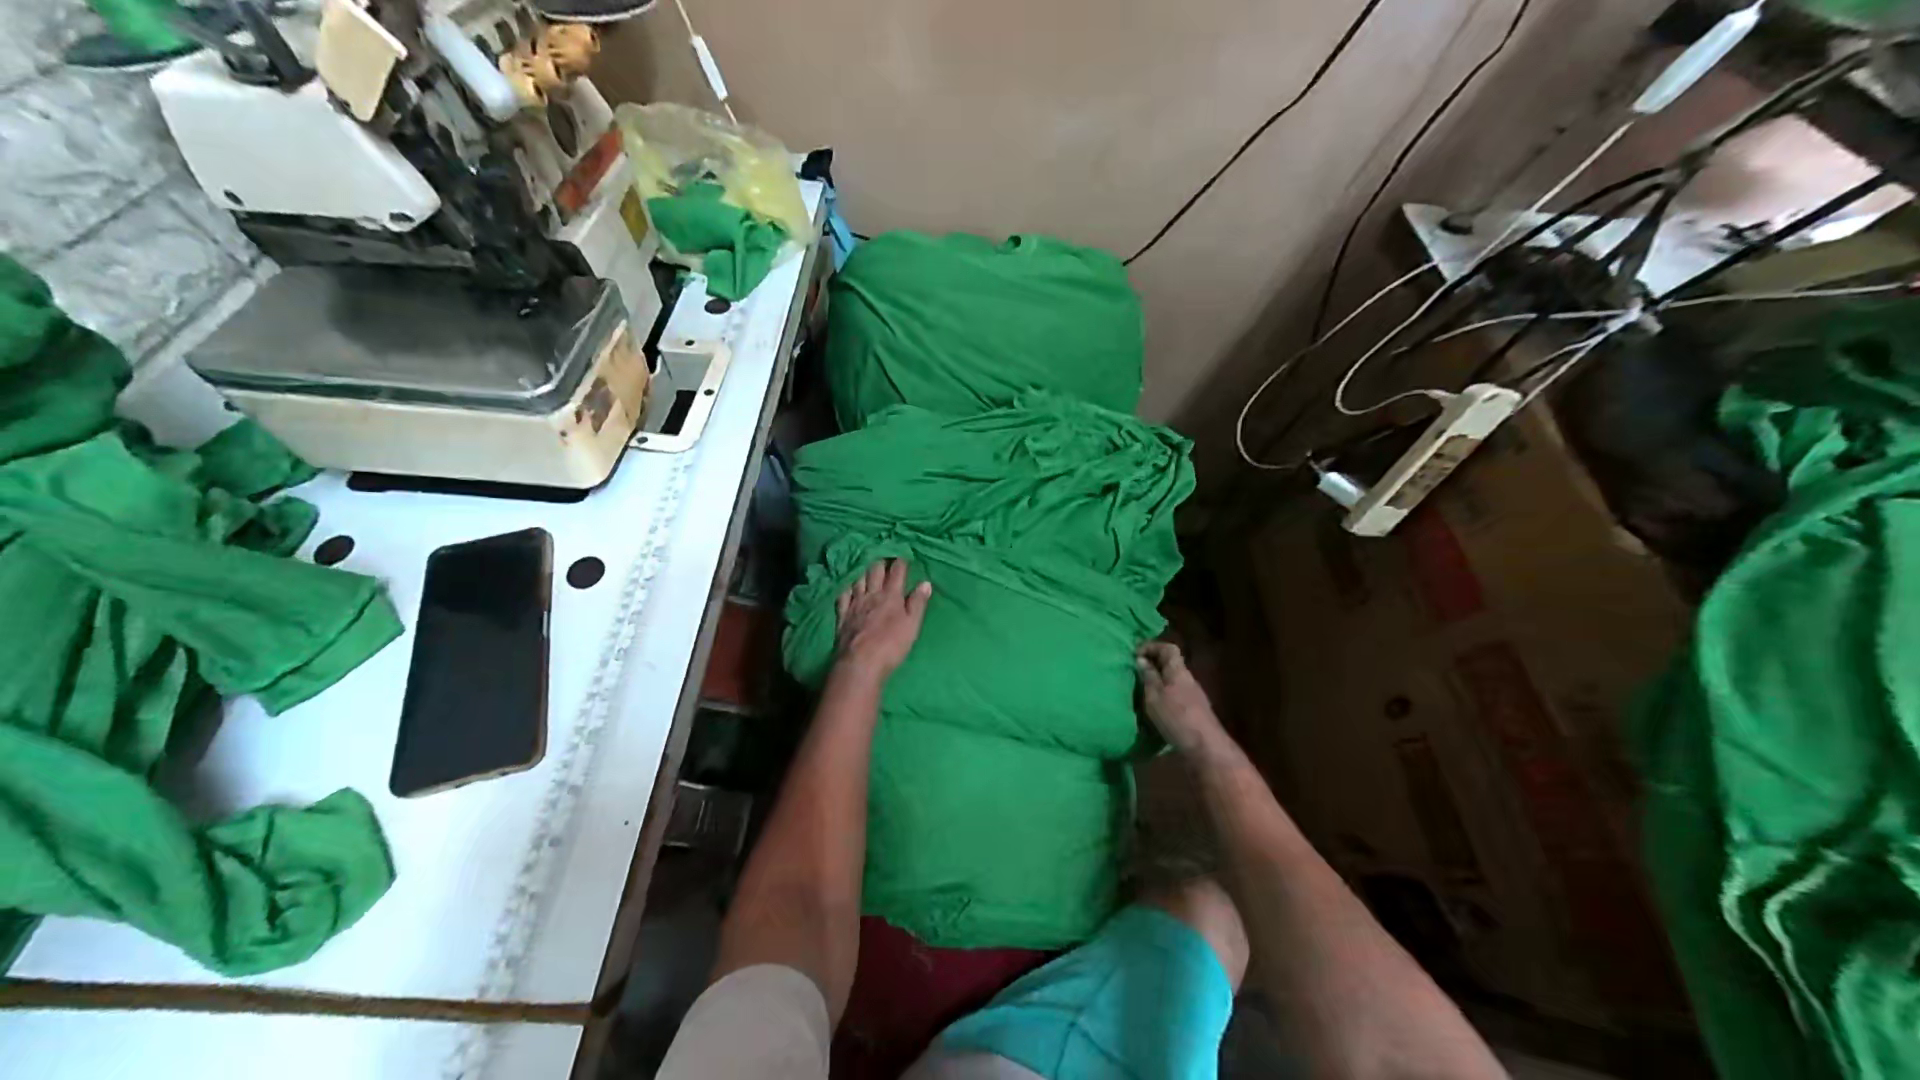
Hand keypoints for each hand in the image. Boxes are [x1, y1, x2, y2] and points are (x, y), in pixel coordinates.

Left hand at [834, 559, 931, 679]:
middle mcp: (872, 594)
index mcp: (891, 596)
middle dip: (881, 562)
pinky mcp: (842, 614)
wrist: (861, 662)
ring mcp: (855, 603)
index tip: (903, 556)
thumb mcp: (912, 625)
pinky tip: (848, 587)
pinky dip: (847, 588)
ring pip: (858, 580)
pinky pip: (843, 595)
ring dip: (863, 572)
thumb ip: (918, 603)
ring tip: (866, 568)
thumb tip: (925, 582)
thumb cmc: (892, 645)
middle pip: (875, 571)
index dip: (900, 562)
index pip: (897, 572)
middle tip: (884, 558)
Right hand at [1136, 642, 1225, 754]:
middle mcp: (1188, 679)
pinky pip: (1176, 692)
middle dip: (1153, 664)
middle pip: (1171, 663)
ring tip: (1142, 689)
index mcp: (1178, 671)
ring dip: (1158, 680)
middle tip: (1135, 672)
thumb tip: (1141, 660)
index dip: (1151, 647)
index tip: (1134, 655)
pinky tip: (1156, 707)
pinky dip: (1164, 693)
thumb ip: (1148, 677)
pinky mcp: (1195, 710)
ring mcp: (1194, 695)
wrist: (1205, 746)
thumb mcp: (1154, 696)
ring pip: (1174, 679)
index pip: (1168, 648)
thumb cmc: (1176, 717)